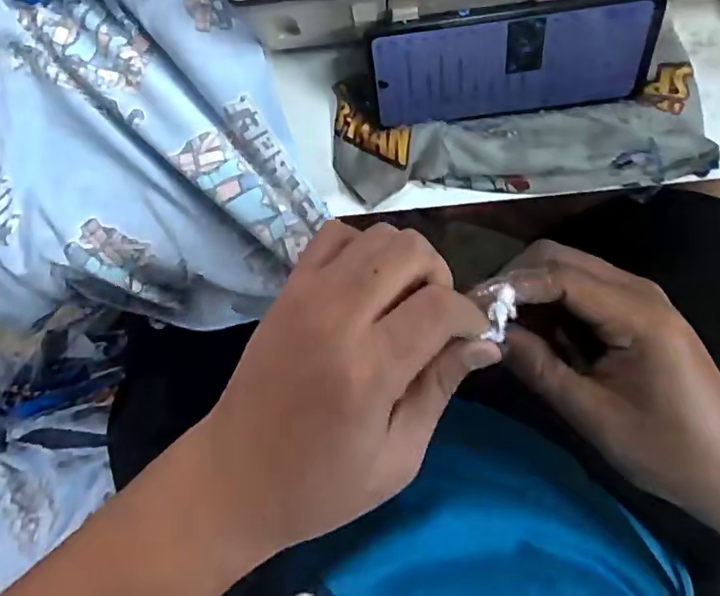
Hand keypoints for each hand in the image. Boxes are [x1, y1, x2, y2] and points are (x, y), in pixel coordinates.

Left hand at [188, 220, 501, 559]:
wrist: (234, 476)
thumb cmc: (320, 485)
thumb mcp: (398, 458)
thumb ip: (440, 389)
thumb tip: (485, 343)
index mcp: (368, 370)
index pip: (440, 306)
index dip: (469, 315)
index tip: (473, 334)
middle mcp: (338, 316)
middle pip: (411, 251)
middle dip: (440, 277)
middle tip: (437, 316)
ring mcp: (308, 292)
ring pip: (379, 234)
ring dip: (405, 259)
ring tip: (403, 299)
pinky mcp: (289, 284)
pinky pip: (336, 233)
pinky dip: (362, 246)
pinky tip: (366, 283)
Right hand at [496, 239, 719, 514]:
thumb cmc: (670, 452)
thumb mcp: (596, 418)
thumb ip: (541, 370)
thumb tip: (490, 334)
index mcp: (637, 311)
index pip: (559, 273)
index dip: (511, 284)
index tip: (472, 305)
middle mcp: (638, 289)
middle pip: (560, 257)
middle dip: (517, 280)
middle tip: (483, 314)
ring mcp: (640, 296)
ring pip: (569, 267)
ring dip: (533, 289)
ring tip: (502, 324)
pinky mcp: (637, 310)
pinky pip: (584, 289)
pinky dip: (553, 302)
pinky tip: (536, 332)